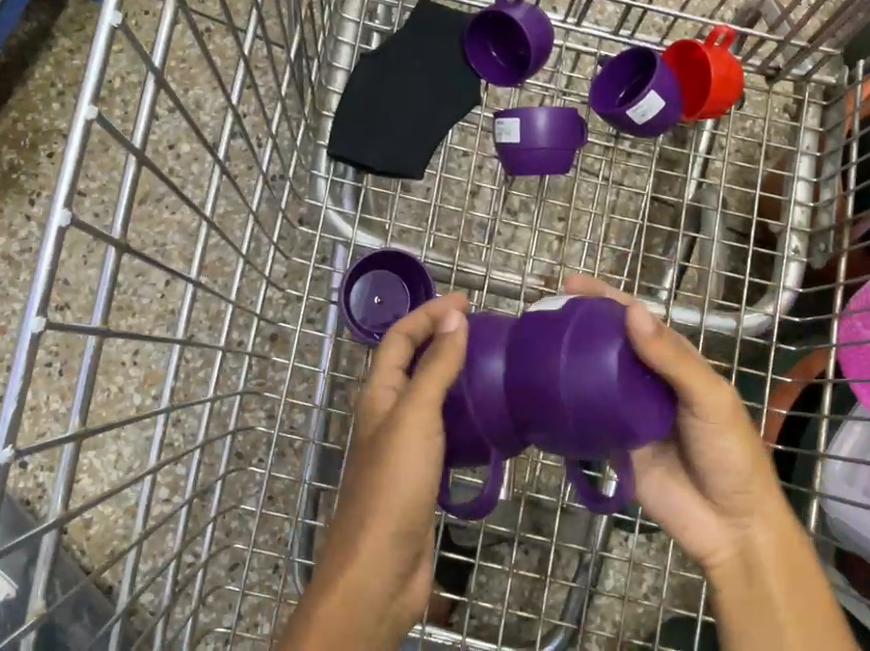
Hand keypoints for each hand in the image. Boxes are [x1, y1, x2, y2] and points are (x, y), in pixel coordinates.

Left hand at [279, 293, 469, 650]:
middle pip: (412, 364)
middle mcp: (387, 414)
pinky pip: (443, 433)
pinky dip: (463, 418)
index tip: (465, 300)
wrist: (380, 569)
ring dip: (454, 377)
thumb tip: (453, 317)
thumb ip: (435, 367)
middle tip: (483, 329)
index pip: (399, 338)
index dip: (427, 314)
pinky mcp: (422, 477)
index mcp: (377, 394)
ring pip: (428, 398)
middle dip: (441, 339)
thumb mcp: (415, 416)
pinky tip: (489, 423)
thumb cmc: (393, 485)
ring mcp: (403, 447)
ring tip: (492, 367)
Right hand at [559, 275, 785, 573]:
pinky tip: (539, 392)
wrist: (731, 527)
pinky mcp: (613, 445)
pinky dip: (565, 404)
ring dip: (567, 361)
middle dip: (577, 325)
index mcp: (674, 360)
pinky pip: (585, 418)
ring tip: (532, 346)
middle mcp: (647, 380)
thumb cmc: (730, 453)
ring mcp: (628, 412)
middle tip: (540, 314)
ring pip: (592, 377)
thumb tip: (633, 312)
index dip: (604, 298)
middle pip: (607, 344)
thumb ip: (672, 358)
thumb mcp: (709, 399)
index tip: (569, 283)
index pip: (635, 319)